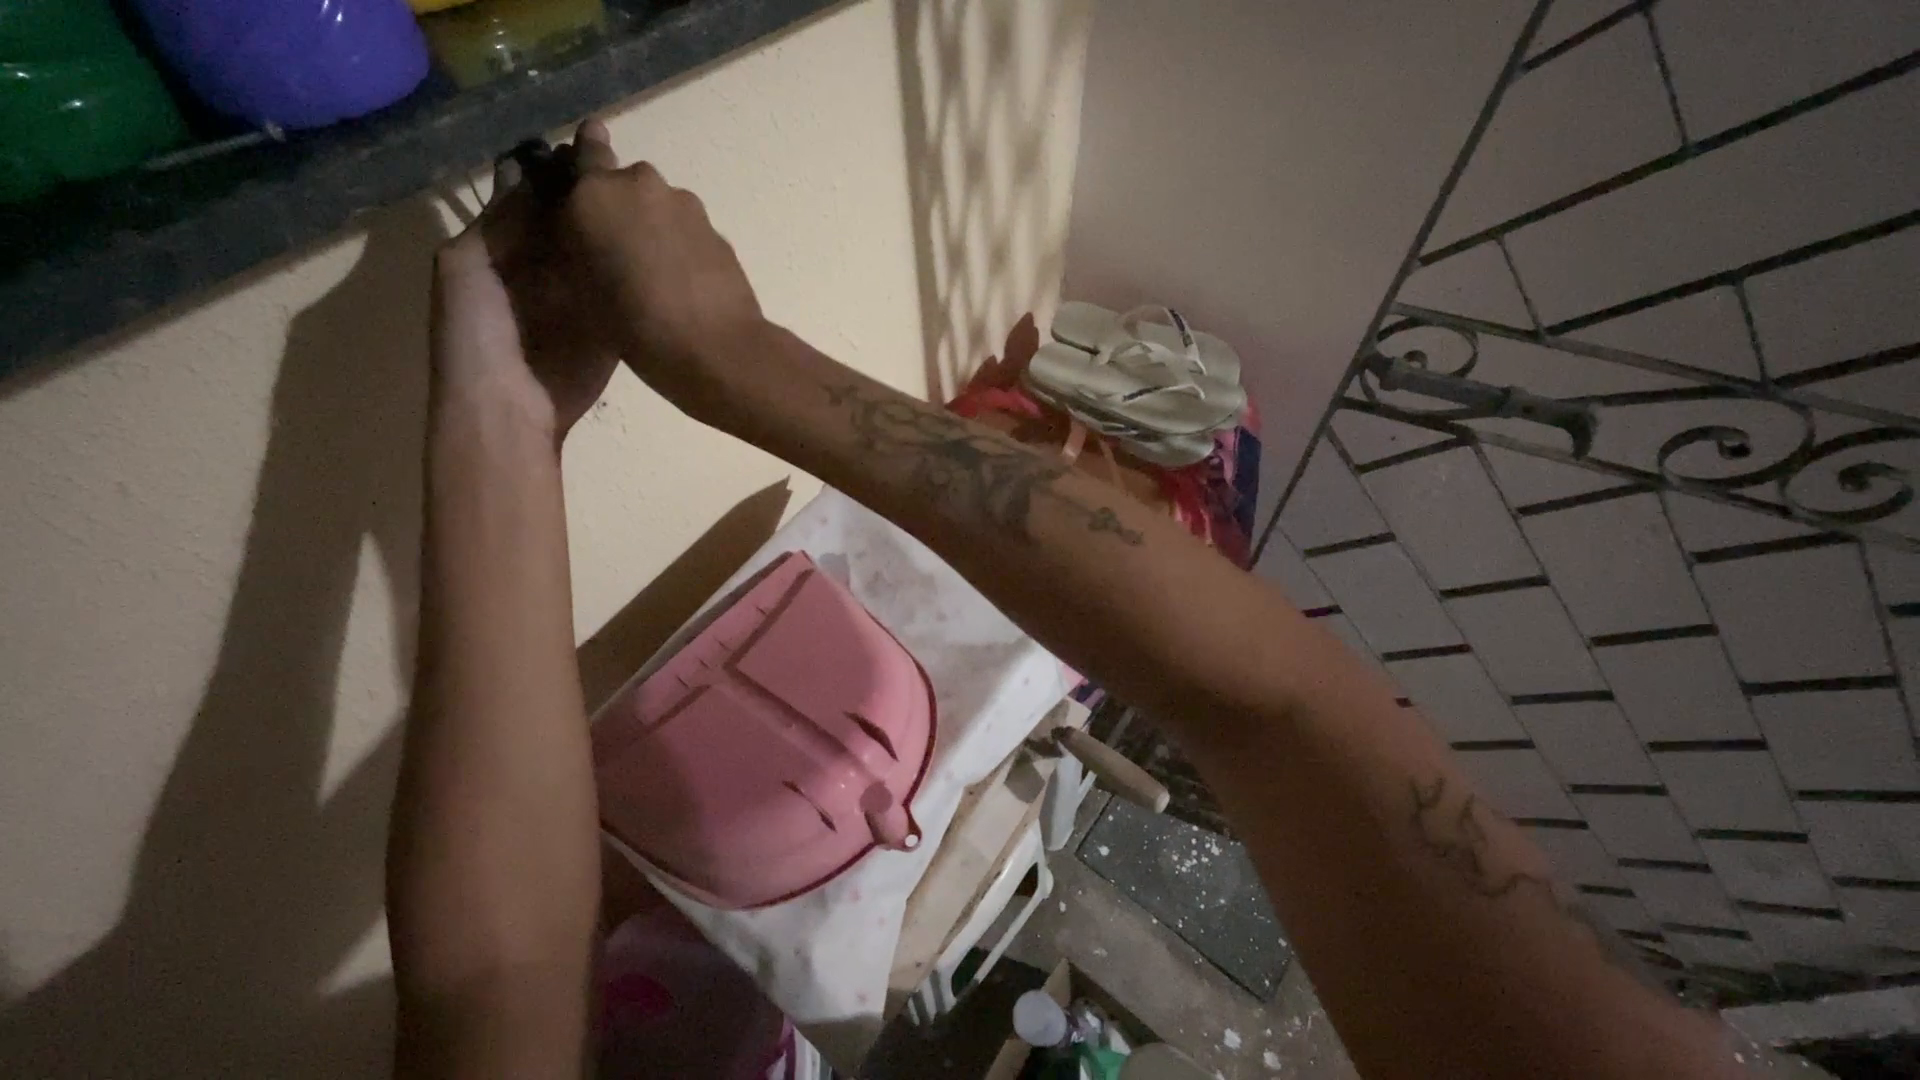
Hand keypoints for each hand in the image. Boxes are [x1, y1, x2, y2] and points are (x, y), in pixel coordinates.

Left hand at [431, 120, 623, 440]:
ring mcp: (580, 293)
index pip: (528, 193)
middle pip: (571, 217)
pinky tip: (659, 238)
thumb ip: (502, 220)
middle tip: (620, 162)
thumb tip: (541, 174)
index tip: (583, 142)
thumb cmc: (477, 332)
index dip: (550, 168)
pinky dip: (638, 267)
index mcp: (502, 244)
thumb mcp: (468, 263)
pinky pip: (625, 286)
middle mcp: (543, 263)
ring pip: (600, 247)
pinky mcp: (610, 322)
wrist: (510, 404)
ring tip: (645, 192)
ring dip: (617, 225)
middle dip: (589, 192)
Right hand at [559, 148, 766, 408]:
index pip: (582, 152)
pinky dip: (681, 247)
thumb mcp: (578, 289)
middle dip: (620, 207)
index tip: (580, 186)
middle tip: (616, 250)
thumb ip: (574, 245)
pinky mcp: (718, 231)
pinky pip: (688, 231)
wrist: (714, 347)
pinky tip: (682, 283)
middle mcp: (641, 184)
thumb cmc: (632, 325)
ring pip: (660, 206)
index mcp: (594, 191)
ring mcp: (687, 206)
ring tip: (654, 274)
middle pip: (625, 183)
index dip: (580, 166)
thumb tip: (579, 233)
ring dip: (653, 228)